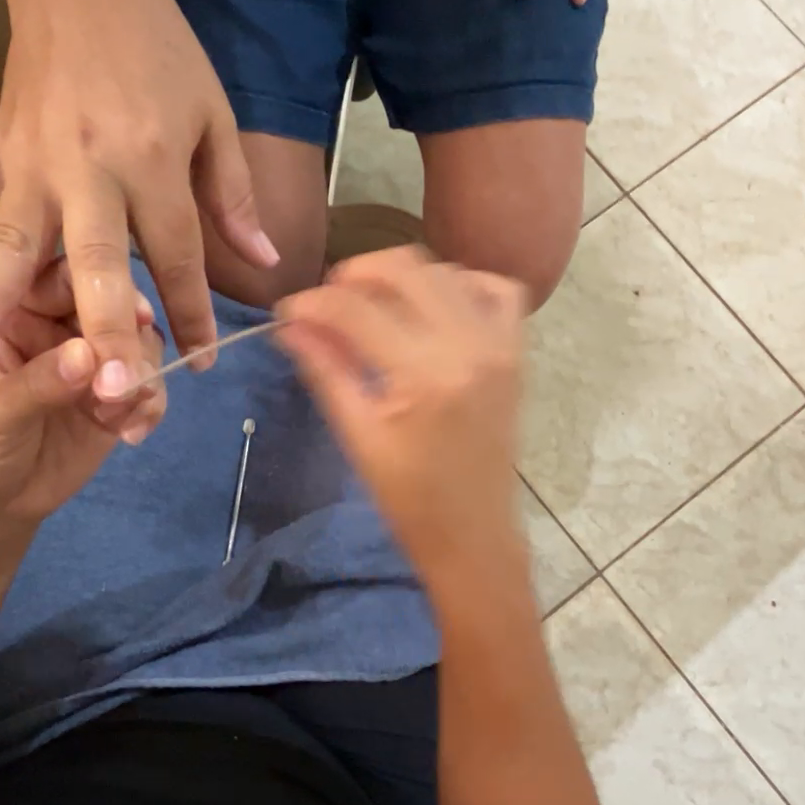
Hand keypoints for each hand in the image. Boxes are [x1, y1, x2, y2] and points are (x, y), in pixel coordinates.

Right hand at [0, 0, 276, 415]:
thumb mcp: (215, 120)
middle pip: (99, 262)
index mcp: (151, 163)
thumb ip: (233, 198)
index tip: (202, 362)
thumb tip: (264, 262)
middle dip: (102, 330)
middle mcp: (90, 170)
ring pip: (12, 238)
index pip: (178, 256)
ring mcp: (32, 160)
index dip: (193, 312)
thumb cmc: (162, 54)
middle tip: (103, 392)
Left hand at [0, 260, 164, 562]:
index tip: (126, 311)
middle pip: (110, 308)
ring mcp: (93, 364)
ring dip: (141, 375)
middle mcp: (58, 328)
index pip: (58, 280)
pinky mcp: (116, 399)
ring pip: (138, 346)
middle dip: (128, 336)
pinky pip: (148, 388)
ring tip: (124, 410)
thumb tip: (88, 353)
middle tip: (137, 364)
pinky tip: (131, 434)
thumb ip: (40, 381)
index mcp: (15, 313)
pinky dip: (149, 407)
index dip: (92, 287)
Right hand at [276, 247, 530, 576]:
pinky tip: (432, 306)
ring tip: (373, 305)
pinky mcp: (515, 353)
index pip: (355, 310)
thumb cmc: (409, 500)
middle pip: (403, 269)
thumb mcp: (358, 437)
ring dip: (402, 277)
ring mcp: (499, 345)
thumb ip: (325, 370)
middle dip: (354, 276)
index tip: (288, 313)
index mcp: (423, 375)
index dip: (311, 303)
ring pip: (445, 271)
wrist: (474, 535)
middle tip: (328, 305)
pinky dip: (462, 283)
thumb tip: (289, 324)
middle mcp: (468, 345)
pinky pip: (496, 290)